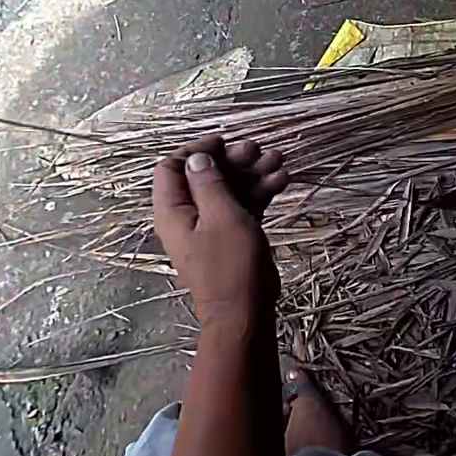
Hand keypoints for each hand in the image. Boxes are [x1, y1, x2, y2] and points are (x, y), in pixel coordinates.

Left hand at [153, 136, 289, 329]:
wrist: (246, 312)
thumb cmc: (230, 265)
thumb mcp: (222, 217)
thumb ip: (209, 183)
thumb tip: (198, 158)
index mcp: (173, 211)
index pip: (172, 167)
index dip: (196, 150)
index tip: (224, 142)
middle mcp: (188, 216)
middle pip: (206, 175)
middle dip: (233, 160)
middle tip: (258, 150)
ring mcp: (212, 226)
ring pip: (229, 189)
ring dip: (253, 173)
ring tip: (279, 161)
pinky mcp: (233, 236)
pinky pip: (243, 206)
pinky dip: (260, 192)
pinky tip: (282, 181)